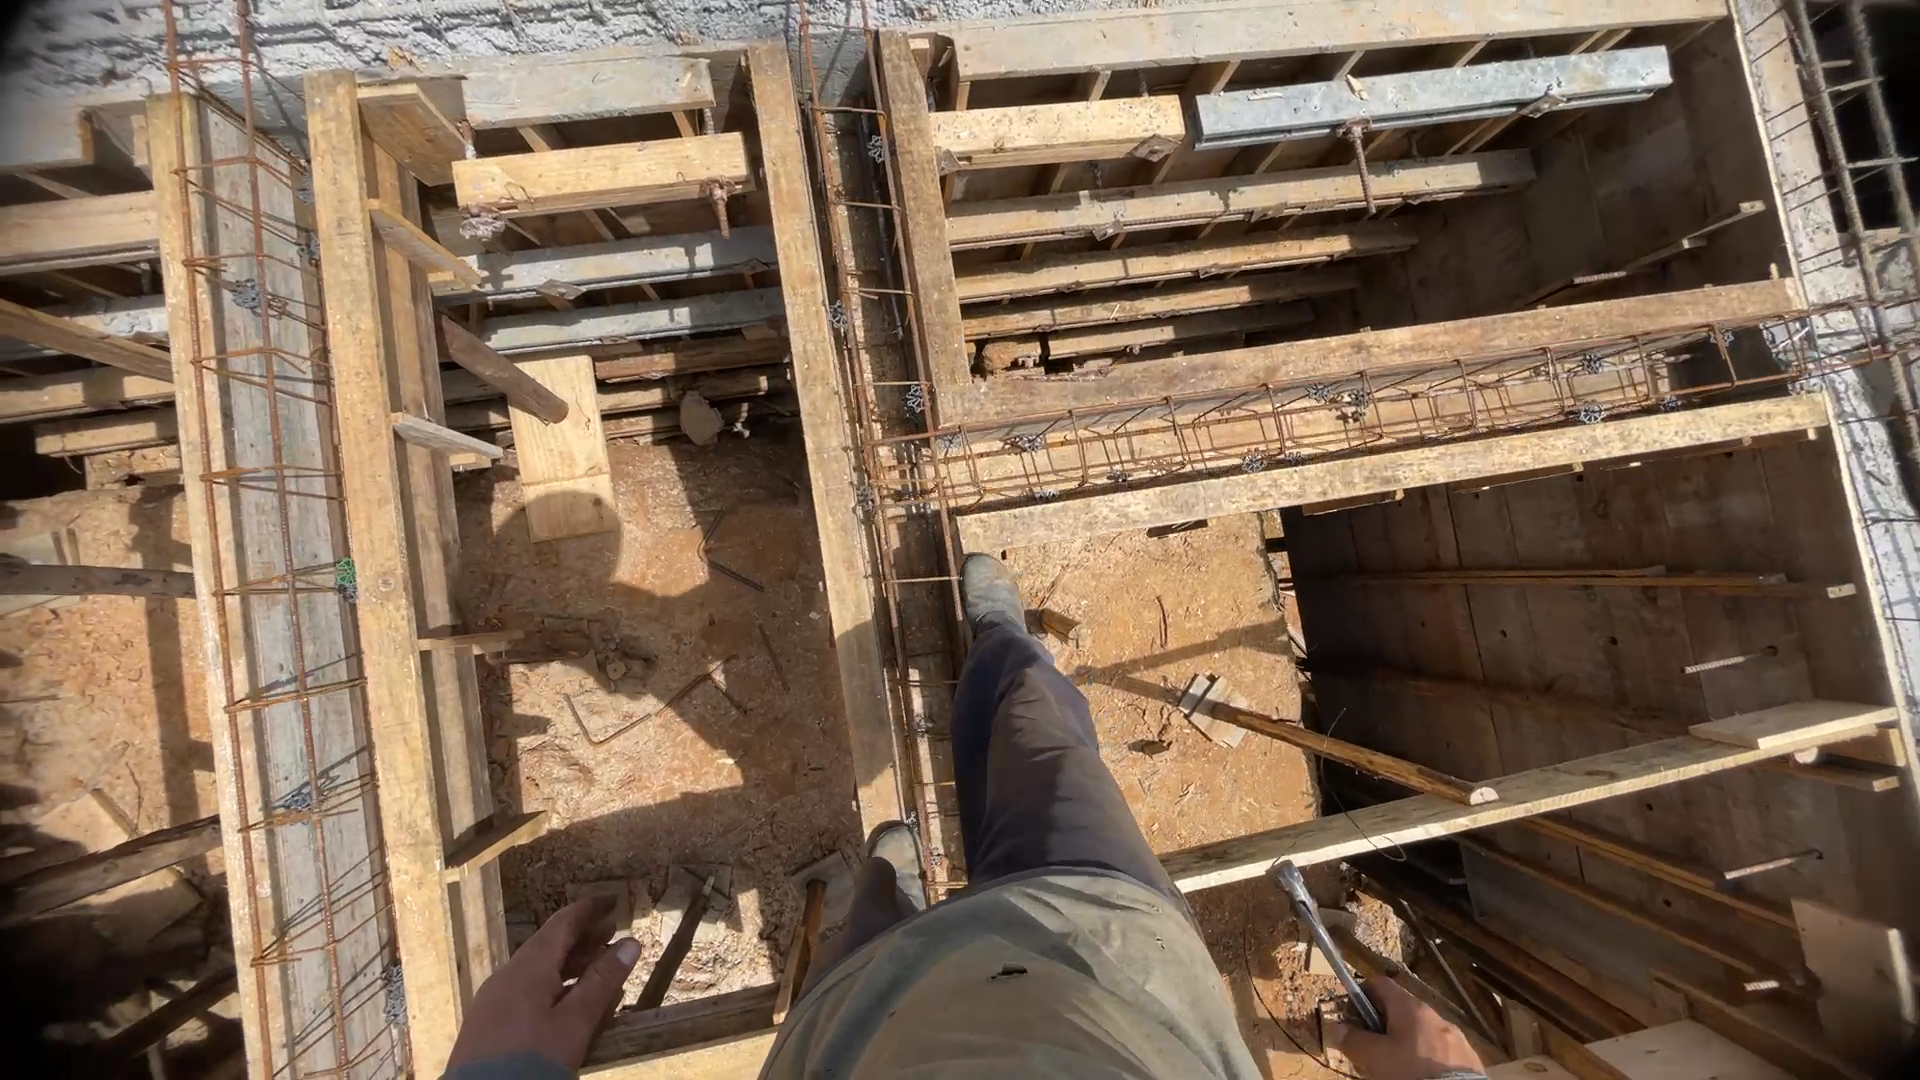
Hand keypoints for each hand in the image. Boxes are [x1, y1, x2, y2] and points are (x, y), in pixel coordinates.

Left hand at [445, 896, 643, 1071]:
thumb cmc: (530, 1068)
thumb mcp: (574, 1025)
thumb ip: (602, 981)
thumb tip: (630, 943)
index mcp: (526, 969)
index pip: (563, 923)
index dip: (590, 909)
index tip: (615, 900)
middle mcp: (505, 979)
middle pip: (549, 945)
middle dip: (584, 937)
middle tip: (614, 934)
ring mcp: (491, 1006)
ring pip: (538, 970)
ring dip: (571, 963)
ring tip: (600, 969)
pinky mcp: (486, 1031)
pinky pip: (526, 992)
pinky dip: (555, 985)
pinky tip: (570, 1004)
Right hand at [1325, 976, 1482, 1079]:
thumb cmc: (1412, 1072)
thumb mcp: (1374, 1057)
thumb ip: (1352, 1040)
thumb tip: (1334, 1029)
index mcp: (1411, 1007)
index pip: (1379, 984)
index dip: (1361, 995)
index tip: (1351, 1016)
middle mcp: (1436, 1016)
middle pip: (1400, 1012)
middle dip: (1383, 1028)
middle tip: (1371, 1050)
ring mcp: (1458, 1041)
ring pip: (1422, 1035)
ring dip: (1406, 1046)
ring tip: (1397, 1069)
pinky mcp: (1473, 1064)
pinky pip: (1441, 1055)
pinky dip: (1427, 1061)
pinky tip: (1421, 1076)